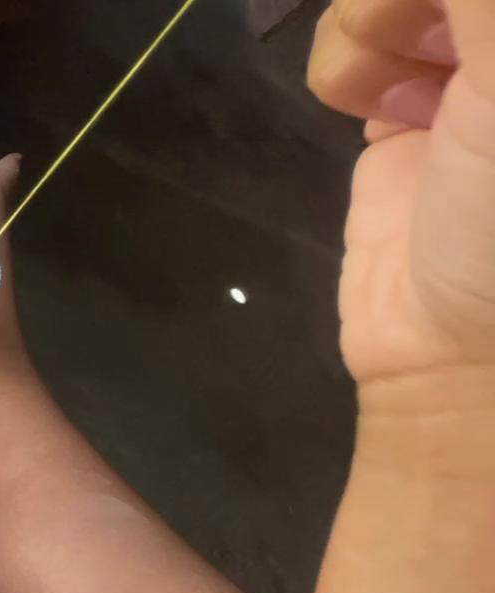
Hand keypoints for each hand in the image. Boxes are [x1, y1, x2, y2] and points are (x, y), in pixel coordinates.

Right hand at [310, 0, 494, 387]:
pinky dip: (348, 72)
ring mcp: (473, 53)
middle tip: (447, 52)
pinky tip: (392, 113)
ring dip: (371, 33)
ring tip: (417, 94)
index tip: (457, 24)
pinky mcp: (405, 102)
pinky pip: (350, 49)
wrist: (469, 330)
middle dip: (404, 1)